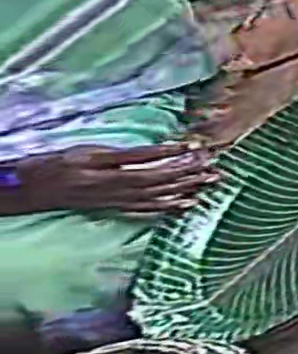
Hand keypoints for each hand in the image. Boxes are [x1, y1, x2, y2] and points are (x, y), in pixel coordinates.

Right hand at [3, 144, 218, 215]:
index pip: (138, 157)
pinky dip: (170, 206)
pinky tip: (191, 203)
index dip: (167, 151)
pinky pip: (146, 208)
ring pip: (156, 193)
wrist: (27, 189)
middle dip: (187, 171)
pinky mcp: (114, 207)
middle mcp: (106, 184)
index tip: (194, 146)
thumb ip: (121, 153)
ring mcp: (112, 198)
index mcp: (95, 166)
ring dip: (187, 186)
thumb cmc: (56, 165)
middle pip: (155, 177)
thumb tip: (160, 150)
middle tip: (214, 164)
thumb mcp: (84, 152)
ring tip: (212, 179)